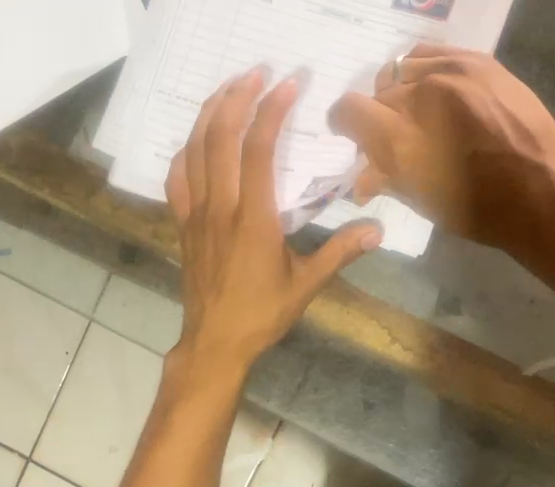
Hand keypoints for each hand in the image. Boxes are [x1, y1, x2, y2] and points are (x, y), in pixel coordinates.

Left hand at [166, 70, 383, 376]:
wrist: (215, 344)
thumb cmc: (262, 316)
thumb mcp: (306, 286)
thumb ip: (339, 253)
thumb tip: (377, 232)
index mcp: (254, 220)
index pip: (259, 150)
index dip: (272, 111)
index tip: (288, 85)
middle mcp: (221, 208)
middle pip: (221, 137)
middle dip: (238, 97)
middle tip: (256, 74)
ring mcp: (196, 216)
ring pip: (194, 151)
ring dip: (209, 114)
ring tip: (227, 90)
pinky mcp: (183, 227)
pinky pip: (177, 179)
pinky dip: (185, 152)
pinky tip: (195, 141)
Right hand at [329, 45, 554, 252]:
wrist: (539, 189)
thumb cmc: (477, 210)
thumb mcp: (423, 201)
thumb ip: (387, 180)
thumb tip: (363, 180)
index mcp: (400, 140)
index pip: (349, 111)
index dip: (343, 122)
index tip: (349, 132)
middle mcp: (420, 96)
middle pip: (378, 94)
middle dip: (379, 117)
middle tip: (394, 139)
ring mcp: (451, 72)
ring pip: (403, 69)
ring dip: (401, 91)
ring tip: (417, 113)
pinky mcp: (477, 61)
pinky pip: (432, 53)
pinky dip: (424, 71)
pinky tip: (435, 91)